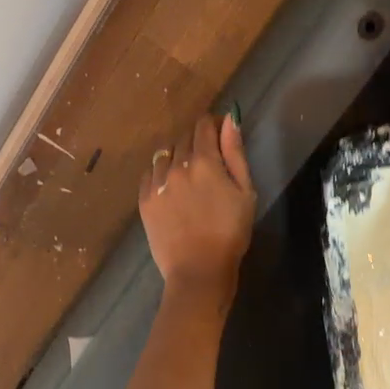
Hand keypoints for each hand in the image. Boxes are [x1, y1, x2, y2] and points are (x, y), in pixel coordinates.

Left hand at [138, 113, 255, 300]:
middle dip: (197, 141)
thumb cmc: (230, 233)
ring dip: (177, 157)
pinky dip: (160, 174)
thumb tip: (230, 119)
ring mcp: (156, 184)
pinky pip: (149, 174)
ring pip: (164, 155)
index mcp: (204, 161)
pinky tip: (170, 188)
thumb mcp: (245, 192)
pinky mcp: (144, 201)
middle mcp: (175, 166)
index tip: (220, 134)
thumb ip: (235, 153)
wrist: (198, 270)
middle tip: (208, 161)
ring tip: (187, 176)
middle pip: (183, 138)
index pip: (203, 125)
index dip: (213, 124)